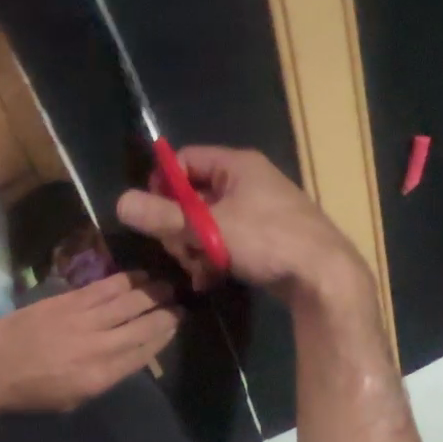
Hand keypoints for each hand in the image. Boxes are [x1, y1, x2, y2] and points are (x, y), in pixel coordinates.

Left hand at [0, 273, 178, 412]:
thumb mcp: (74, 399)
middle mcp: (100, 346)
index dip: (165, 335)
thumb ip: (104, 377)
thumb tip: (126, 357)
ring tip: (165, 284)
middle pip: (143, 323)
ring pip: (128, 300)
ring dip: (150, 290)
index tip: (177, 323)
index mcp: (102, 376)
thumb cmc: (31, 394)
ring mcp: (84, 319)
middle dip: (165, 311)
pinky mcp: (68, 301)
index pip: (145, 352)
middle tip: (179, 301)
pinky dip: (125, 280)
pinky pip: (104, 287)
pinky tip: (138, 277)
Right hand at [116, 146, 371, 307]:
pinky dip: (212, 260)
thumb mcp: (209, 228)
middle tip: (179, 251)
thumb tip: (120, 203)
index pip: (184, 160)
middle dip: (179, 227)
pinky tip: (209, 281)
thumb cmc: (267, 240)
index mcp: (236, 165)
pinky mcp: (262, 239)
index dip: (163, 185)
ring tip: (198, 271)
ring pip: (206, 225)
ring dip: (194, 249)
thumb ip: (163, 217)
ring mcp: (256, 211)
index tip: (153, 215)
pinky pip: (224, 242)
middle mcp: (246, 181)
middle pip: (191, 196)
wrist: (322, 275)